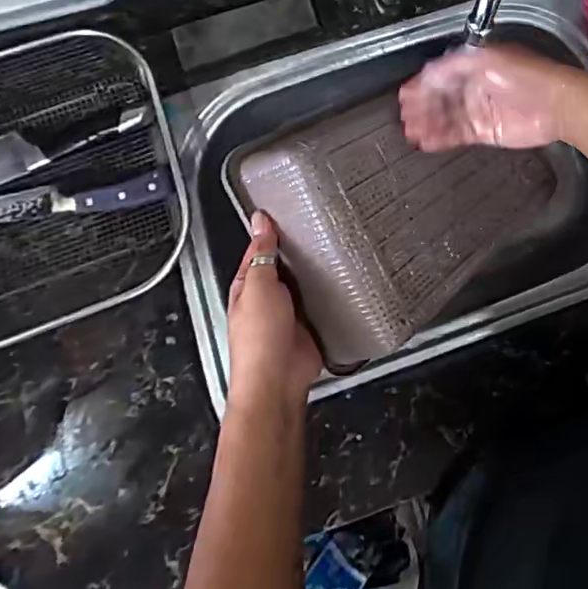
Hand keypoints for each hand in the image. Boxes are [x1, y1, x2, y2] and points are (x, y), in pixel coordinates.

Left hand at [227, 211, 321, 407]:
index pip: (259, 249)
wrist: (278, 379)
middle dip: (298, 250)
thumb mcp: (258, 286)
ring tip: (333, 246)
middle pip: (285, 264)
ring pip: (304, 280)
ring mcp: (289, 310)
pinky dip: (328, 290)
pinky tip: (340, 278)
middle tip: (318, 226)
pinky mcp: (310, 321)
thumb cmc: (259, 338)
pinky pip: (320, 299)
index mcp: (247, 285)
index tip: (287, 209)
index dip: (271, 230)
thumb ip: (261, 253)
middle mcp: (268, 296)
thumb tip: (259, 221)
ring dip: (314, 269)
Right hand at [398, 44, 587, 150]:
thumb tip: (429, 71)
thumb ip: (455, 65)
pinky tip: (426, 141)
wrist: (558, 104)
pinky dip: (441, 138)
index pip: (441, 75)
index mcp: (475, 65)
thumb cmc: (531, 77)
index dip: (422, 84)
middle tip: (406, 115)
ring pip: (446, 117)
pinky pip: (458, 134)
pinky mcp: (486, 131)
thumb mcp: (489, 60)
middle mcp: (476, 87)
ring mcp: (480, 110)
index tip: (406, 94)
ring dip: (427, 123)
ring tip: (411, 131)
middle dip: (422, 106)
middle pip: (441, 98)